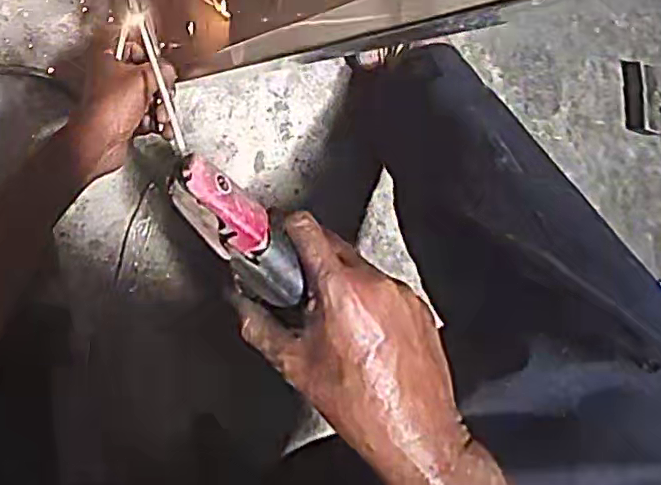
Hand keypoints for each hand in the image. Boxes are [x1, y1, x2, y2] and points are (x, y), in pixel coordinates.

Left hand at [57, 36, 172, 183]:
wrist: (99, 144)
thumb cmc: (109, 108)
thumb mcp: (142, 78)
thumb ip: (160, 69)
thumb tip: (167, 70)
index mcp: (108, 59)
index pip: (133, 47)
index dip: (149, 57)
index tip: (159, 66)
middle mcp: (111, 78)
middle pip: (146, 76)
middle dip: (160, 89)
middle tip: (163, 96)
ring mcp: (118, 100)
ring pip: (150, 98)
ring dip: (161, 109)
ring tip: (161, 118)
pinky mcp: (124, 120)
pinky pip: (148, 116)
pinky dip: (157, 123)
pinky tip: (161, 129)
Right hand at [233, 212, 503, 484]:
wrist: (419, 438)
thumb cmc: (363, 408)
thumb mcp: (296, 367)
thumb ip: (260, 327)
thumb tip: (242, 304)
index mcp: (341, 289)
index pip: (308, 227)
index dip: (287, 223)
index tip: (278, 228)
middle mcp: (374, 282)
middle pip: (332, 242)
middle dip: (311, 255)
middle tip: (298, 281)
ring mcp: (400, 292)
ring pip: (358, 264)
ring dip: (341, 277)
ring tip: (333, 314)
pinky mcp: (418, 305)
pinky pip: (383, 285)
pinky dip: (368, 295)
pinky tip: (363, 329)